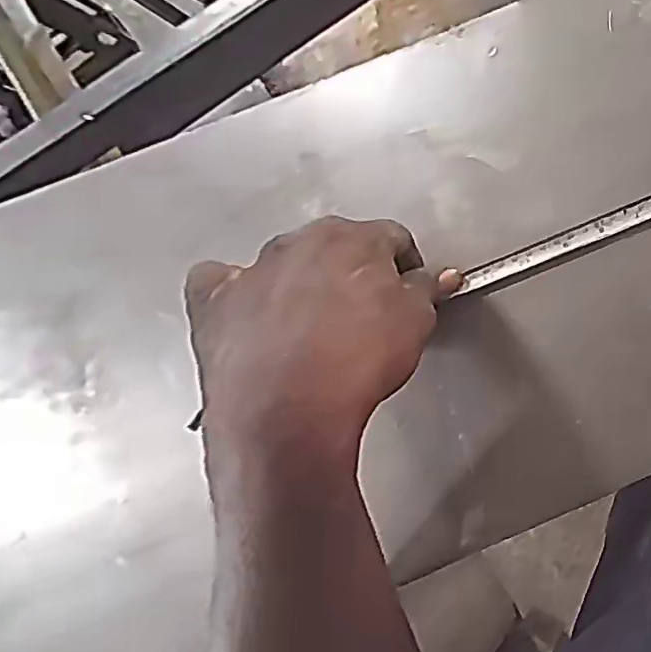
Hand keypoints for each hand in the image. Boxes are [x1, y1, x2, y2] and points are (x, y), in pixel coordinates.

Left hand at [184, 217, 462, 462]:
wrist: (288, 414)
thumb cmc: (354, 363)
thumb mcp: (417, 322)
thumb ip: (426, 289)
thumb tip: (435, 278)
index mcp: (356, 239)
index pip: (392, 237)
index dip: (406, 264)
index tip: (410, 287)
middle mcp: (302, 244)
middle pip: (339, 243)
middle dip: (356, 268)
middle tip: (372, 306)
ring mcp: (253, 270)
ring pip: (288, 260)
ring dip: (305, 280)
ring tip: (321, 323)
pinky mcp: (215, 303)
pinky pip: (224, 281)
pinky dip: (242, 291)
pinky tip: (257, 309)